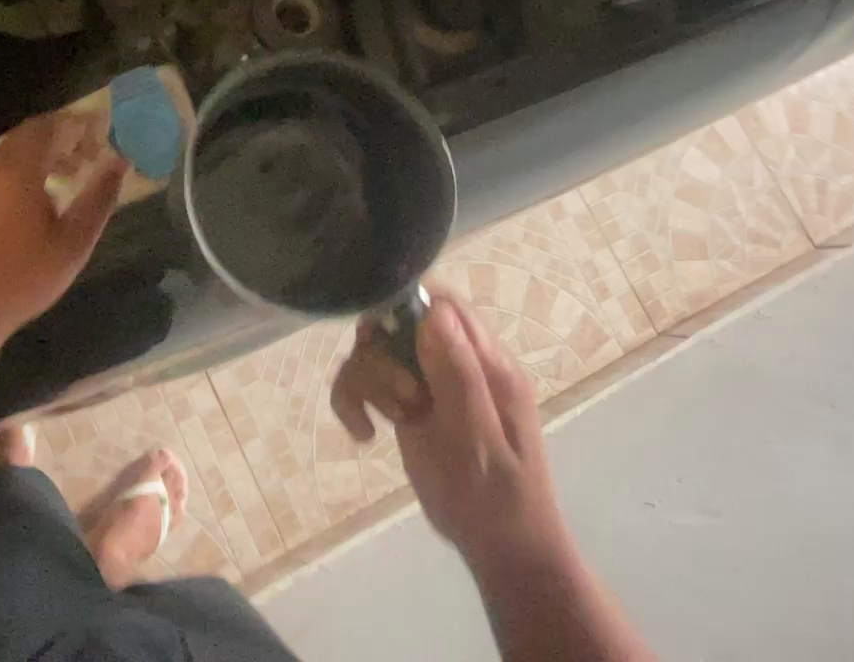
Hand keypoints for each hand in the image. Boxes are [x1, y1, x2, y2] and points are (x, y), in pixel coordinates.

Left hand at [0, 112, 128, 343]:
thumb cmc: (22, 278)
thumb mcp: (72, 244)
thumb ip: (99, 198)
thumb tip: (120, 162)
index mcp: (19, 170)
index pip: (51, 127)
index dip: (78, 124)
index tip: (102, 132)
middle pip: (28, 134)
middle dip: (60, 135)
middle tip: (87, 152)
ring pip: (9, 151)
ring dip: (39, 153)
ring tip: (65, 177)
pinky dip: (19, 169)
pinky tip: (33, 198)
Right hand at [330, 291, 570, 571]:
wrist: (499, 549)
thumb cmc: (495, 497)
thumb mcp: (476, 437)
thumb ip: (458, 374)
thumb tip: (433, 311)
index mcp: (487, 363)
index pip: (443, 303)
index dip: (406, 309)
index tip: (384, 341)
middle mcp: (457, 364)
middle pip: (398, 324)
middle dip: (380, 357)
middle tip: (397, 399)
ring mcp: (430, 385)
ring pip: (375, 352)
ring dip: (365, 383)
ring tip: (382, 421)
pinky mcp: (408, 405)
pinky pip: (366, 383)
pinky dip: (354, 401)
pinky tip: (363, 432)